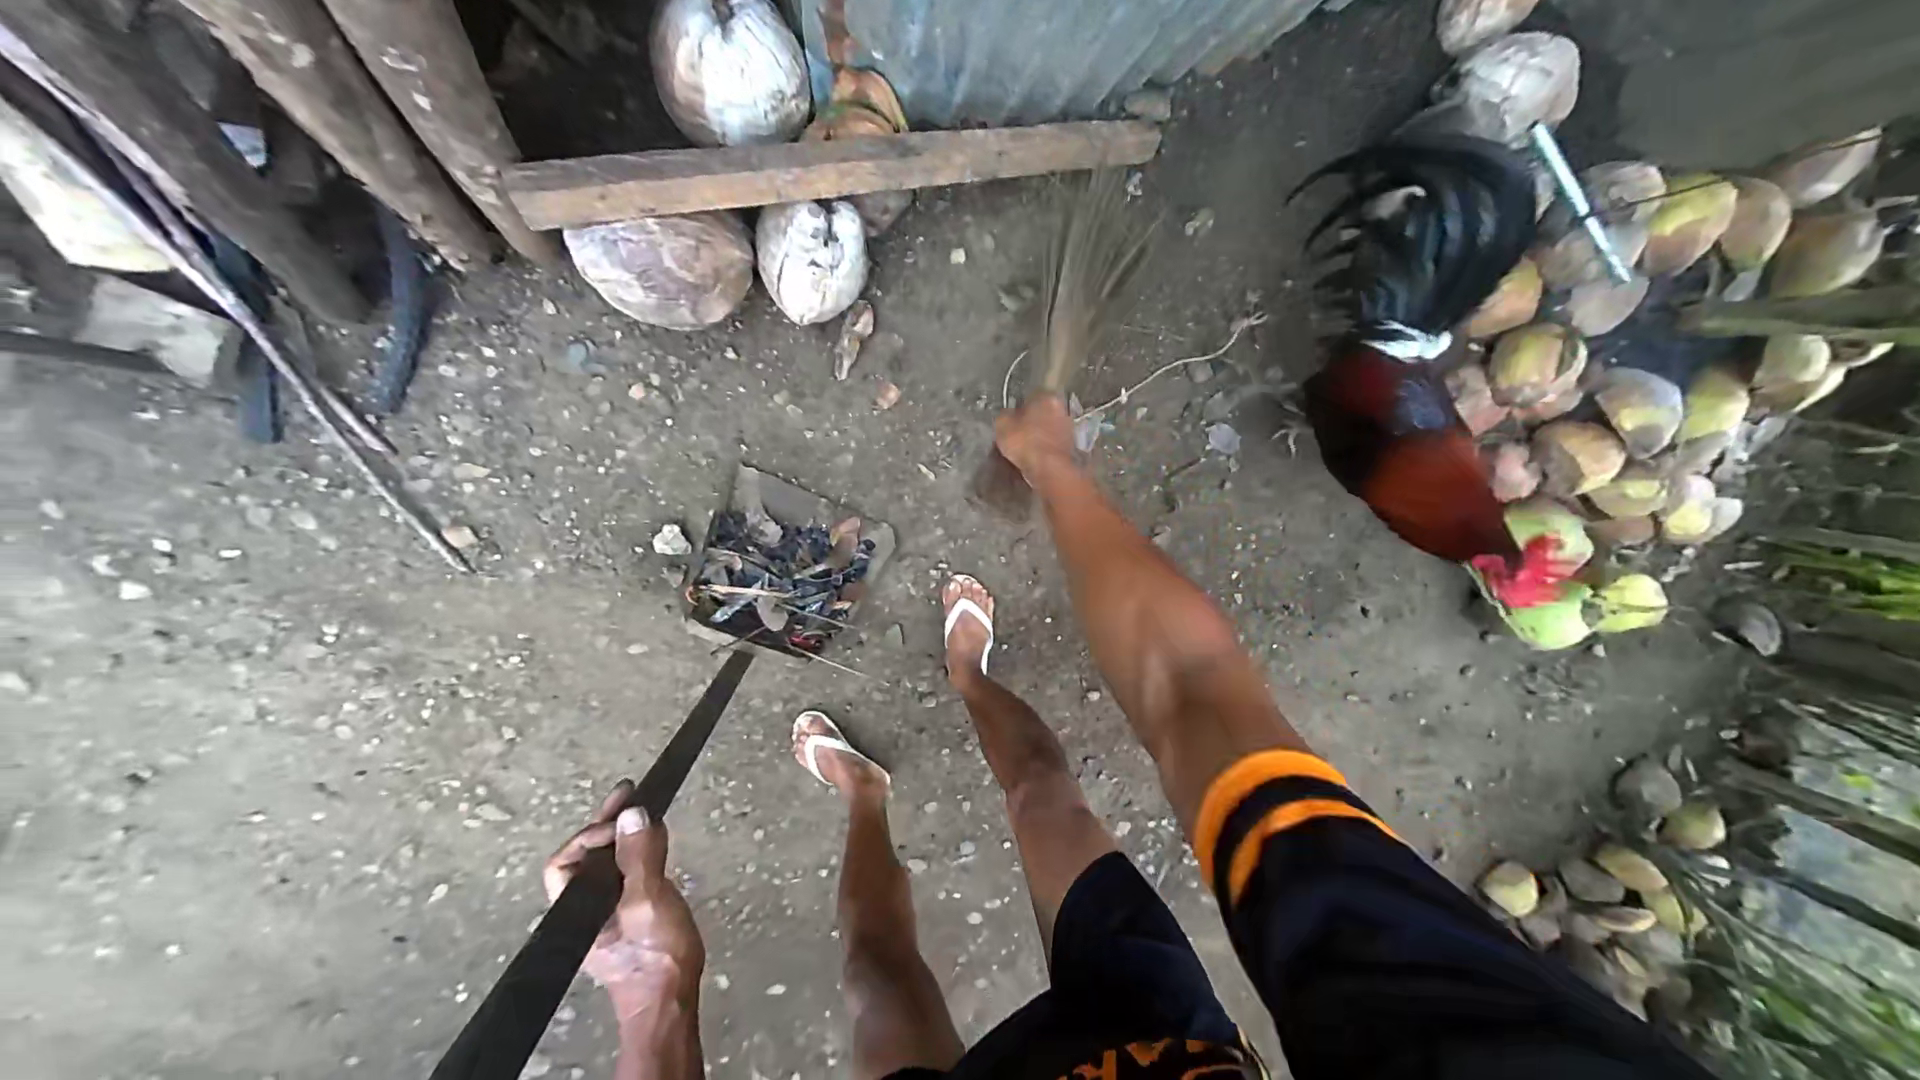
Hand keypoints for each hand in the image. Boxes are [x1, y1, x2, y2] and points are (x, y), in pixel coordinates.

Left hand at [545, 782, 704, 1015]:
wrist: (671, 998)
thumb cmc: (655, 954)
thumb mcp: (648, 900)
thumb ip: (640, 856)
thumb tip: (634, 812)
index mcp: (576, 909)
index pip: (566, 861)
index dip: (592, 835)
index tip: (627, 822)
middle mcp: (586, 909)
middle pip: (585, 858)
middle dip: (606, 824)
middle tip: (629, 792)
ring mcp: (608, 911)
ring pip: (606, 863)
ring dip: (622, 833)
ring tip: (642, 806)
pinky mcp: (631, 912)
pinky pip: (626, 871)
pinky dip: (636, 849)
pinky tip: (652, 838)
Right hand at [994, 394, 1076, 479]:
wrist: (1049, 469)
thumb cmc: (1025, 442)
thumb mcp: (1002, 425)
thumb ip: (1004, 415)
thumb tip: (1007, 415)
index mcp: (1046, 397)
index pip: (1030, 397)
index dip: (1018, 409)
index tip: (1010, 421)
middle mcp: (1062, 409)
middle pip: (1041, 413)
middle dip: (1030, 422)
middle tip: (1016, 434)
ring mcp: (1069, 428)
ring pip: (1048, 429)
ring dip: (1038, 436)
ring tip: (1024, 449)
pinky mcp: (1071, 447)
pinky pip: (1051, 444)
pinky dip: (1044, 449)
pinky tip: (1034, 458)